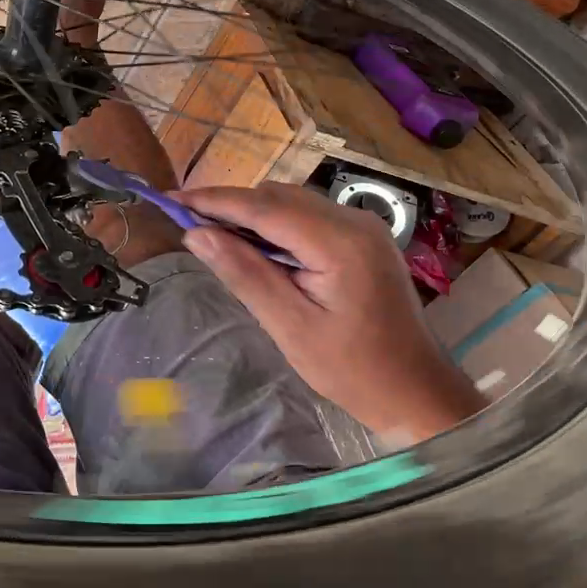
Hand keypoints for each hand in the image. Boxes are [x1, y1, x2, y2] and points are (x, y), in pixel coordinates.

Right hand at [176, 183, 484, 441]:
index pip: (264, 207)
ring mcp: (362, 227)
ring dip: (252, 215)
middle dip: (230, 205)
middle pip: (278, 197)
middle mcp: (353, 222)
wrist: (415, 390)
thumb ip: (244, 273)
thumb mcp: (290, 326)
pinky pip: (308, 218)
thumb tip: (196, 234)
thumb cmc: (352, 369)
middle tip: (187, 223)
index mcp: (339, 243)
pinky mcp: (363, 239)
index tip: (171, 198)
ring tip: (214, 236)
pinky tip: (255, 248)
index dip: (214, 200)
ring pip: (292, 203)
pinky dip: (275, 226)